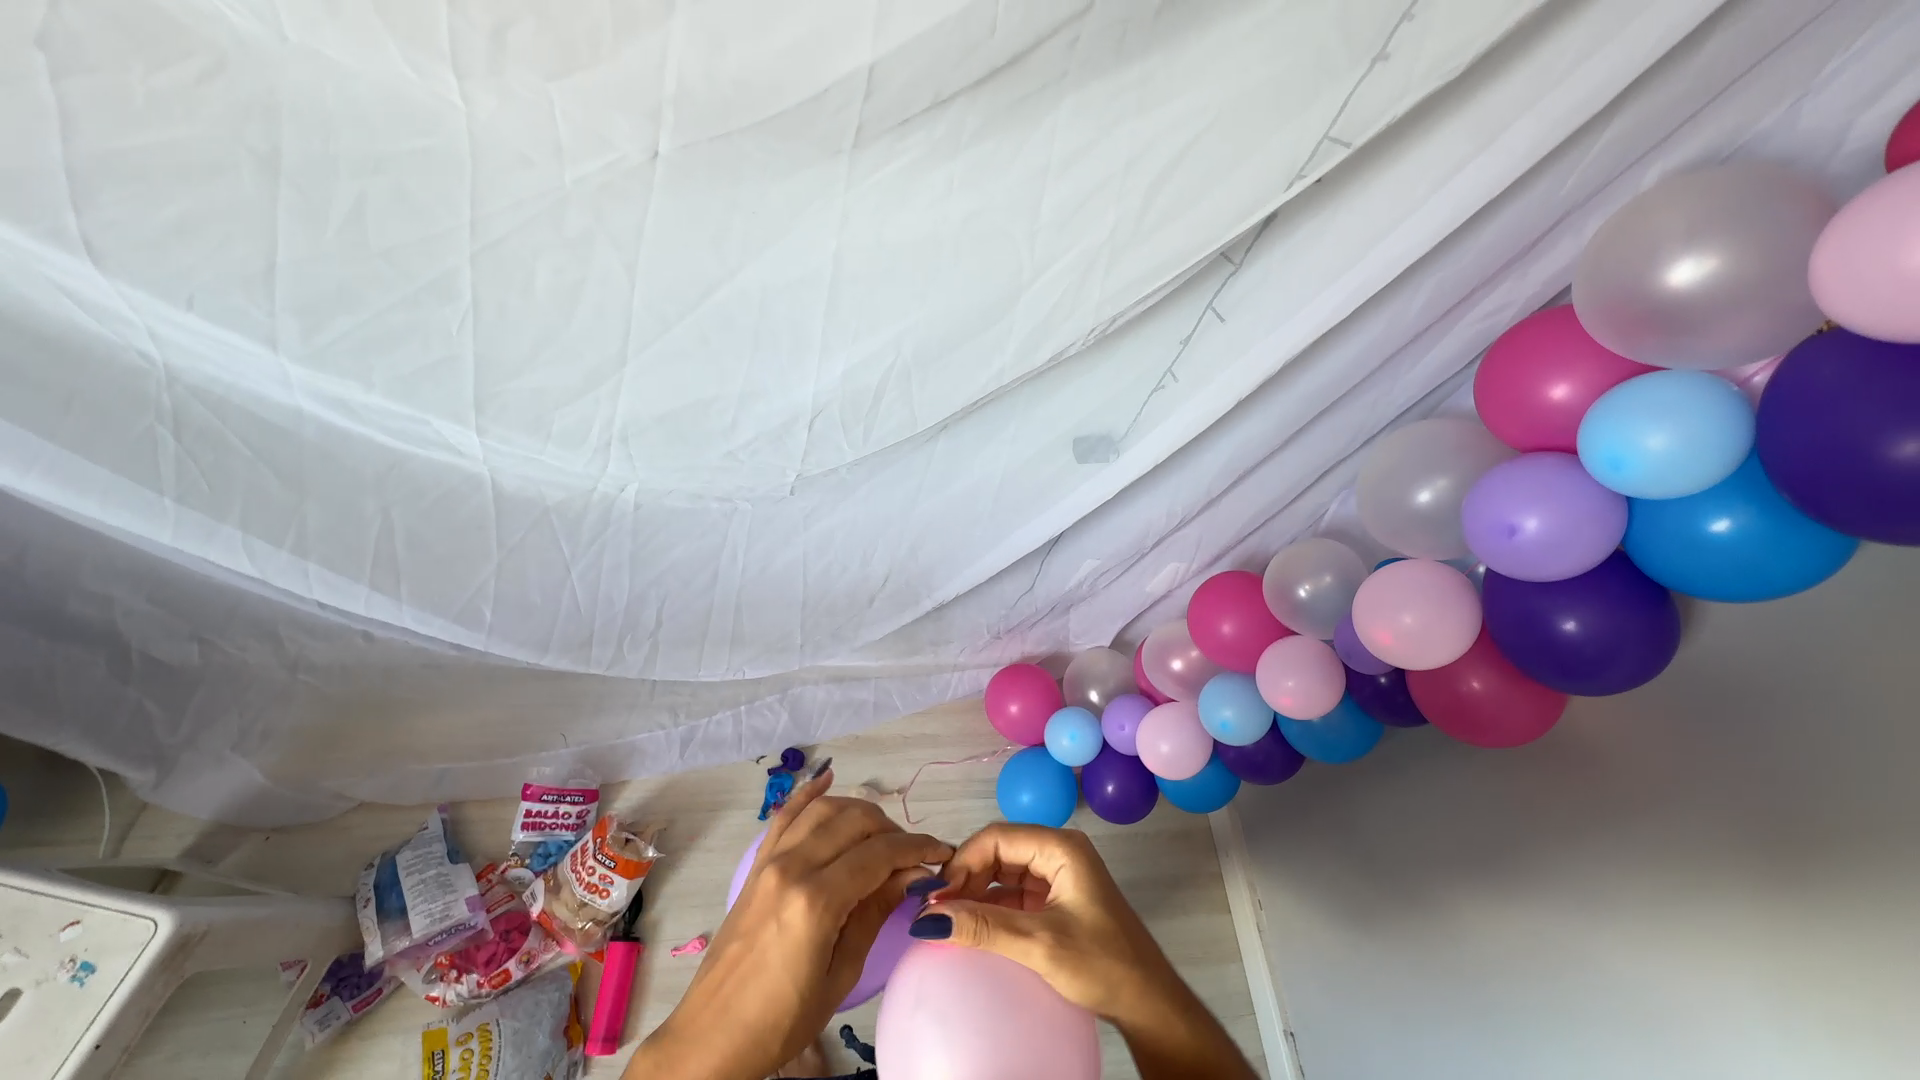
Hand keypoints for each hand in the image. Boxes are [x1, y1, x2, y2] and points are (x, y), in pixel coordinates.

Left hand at [628, 770, 950, 1079]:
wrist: (712, 1035)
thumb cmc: (783, 1019)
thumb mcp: (841, 974)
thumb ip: (875, 912)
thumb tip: (911, 874)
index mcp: (816, 901)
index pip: (879, 854)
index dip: (917, 848)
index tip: (942, 852)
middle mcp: (792, 867)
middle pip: (854, 821)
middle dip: (893, 829)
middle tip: (914, 854)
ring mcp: (769, 862)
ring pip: (823, 809)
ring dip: (859, 811)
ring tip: (883, 834)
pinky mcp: (755, 866)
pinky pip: (783, 816)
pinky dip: (808, 794)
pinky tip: (828, 778)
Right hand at [915, 824, 1256, 1079]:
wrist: (1148, 1003)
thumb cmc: (1102, 964)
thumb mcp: (1038, 945)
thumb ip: (983, 927)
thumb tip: (927, 919)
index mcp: (1060, 847)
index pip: (996, 837)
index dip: (962, 861)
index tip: (936, 897)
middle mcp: (1058, 852)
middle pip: (998, 851)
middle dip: (965, 876)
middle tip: (936, 910)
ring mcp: (1058, 876)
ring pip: (1003, 872)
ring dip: (975, 892)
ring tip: (947, 919)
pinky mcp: (1057, 900)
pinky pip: (1013, 893)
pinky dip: (990, 907)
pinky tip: (970, 927)